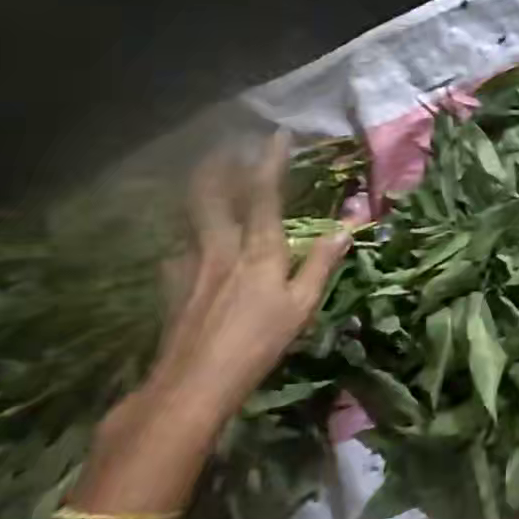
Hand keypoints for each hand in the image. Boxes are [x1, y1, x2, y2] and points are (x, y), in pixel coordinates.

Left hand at [141, 132, 349, 425]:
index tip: (276, 135)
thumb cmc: (260, 342)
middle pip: (210, 197)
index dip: (268, 163)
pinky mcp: (171, 289)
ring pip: (189, 218)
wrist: (192, 384)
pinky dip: (184, 236)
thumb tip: (347, 225)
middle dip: (217, 166)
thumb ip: (323, 262)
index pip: (264, 196)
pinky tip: (186, 243)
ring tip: (205, 177)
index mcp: (258, 251)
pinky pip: (176, 250)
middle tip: (224, 145)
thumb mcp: (304, 304)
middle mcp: (220, 250)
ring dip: (198, 192)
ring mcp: (190, 268)